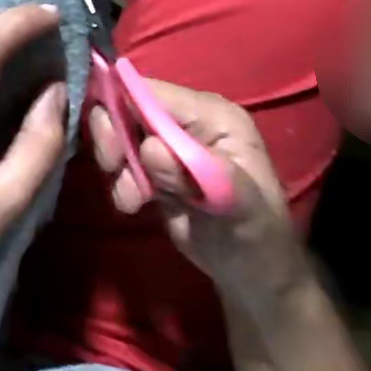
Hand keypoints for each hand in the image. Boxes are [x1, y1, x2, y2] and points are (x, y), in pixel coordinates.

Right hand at [90, 80, 307, 311]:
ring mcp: (169, 142)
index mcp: (213, 115)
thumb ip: (198, 172)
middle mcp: (187, 120)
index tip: (114, 151)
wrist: (253, 277)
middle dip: (114, 138)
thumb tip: (149, 146)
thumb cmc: (256, 237)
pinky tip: (134, 205)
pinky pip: (121, 159)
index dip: (123, 110)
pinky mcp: (154, 165)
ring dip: (117, 166)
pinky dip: (120, 181)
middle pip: (127, 104)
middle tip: (116, 170)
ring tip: (132, 199)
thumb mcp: (239, 206)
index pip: (152, 93)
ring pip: (118, 131)